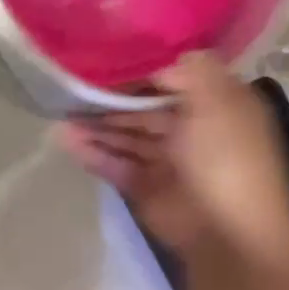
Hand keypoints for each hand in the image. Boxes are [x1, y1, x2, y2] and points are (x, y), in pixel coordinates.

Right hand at [56, 54, 288, 259]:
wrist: (227, 231)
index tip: (107, 58)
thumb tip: (159, 63)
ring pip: (126, 138)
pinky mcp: (144, 190)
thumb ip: (191, 70)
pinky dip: (93, 155)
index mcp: (215, 103)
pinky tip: (67, 141)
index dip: (141, 70)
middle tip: (72, 87)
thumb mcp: (218, 99)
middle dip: (111, 100)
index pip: (173, 78)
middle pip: (144, 109)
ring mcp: (165, 162)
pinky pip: (116, 166)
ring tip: (60, 115)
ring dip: (96, 127)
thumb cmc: (228, 158)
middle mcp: (191, 129)